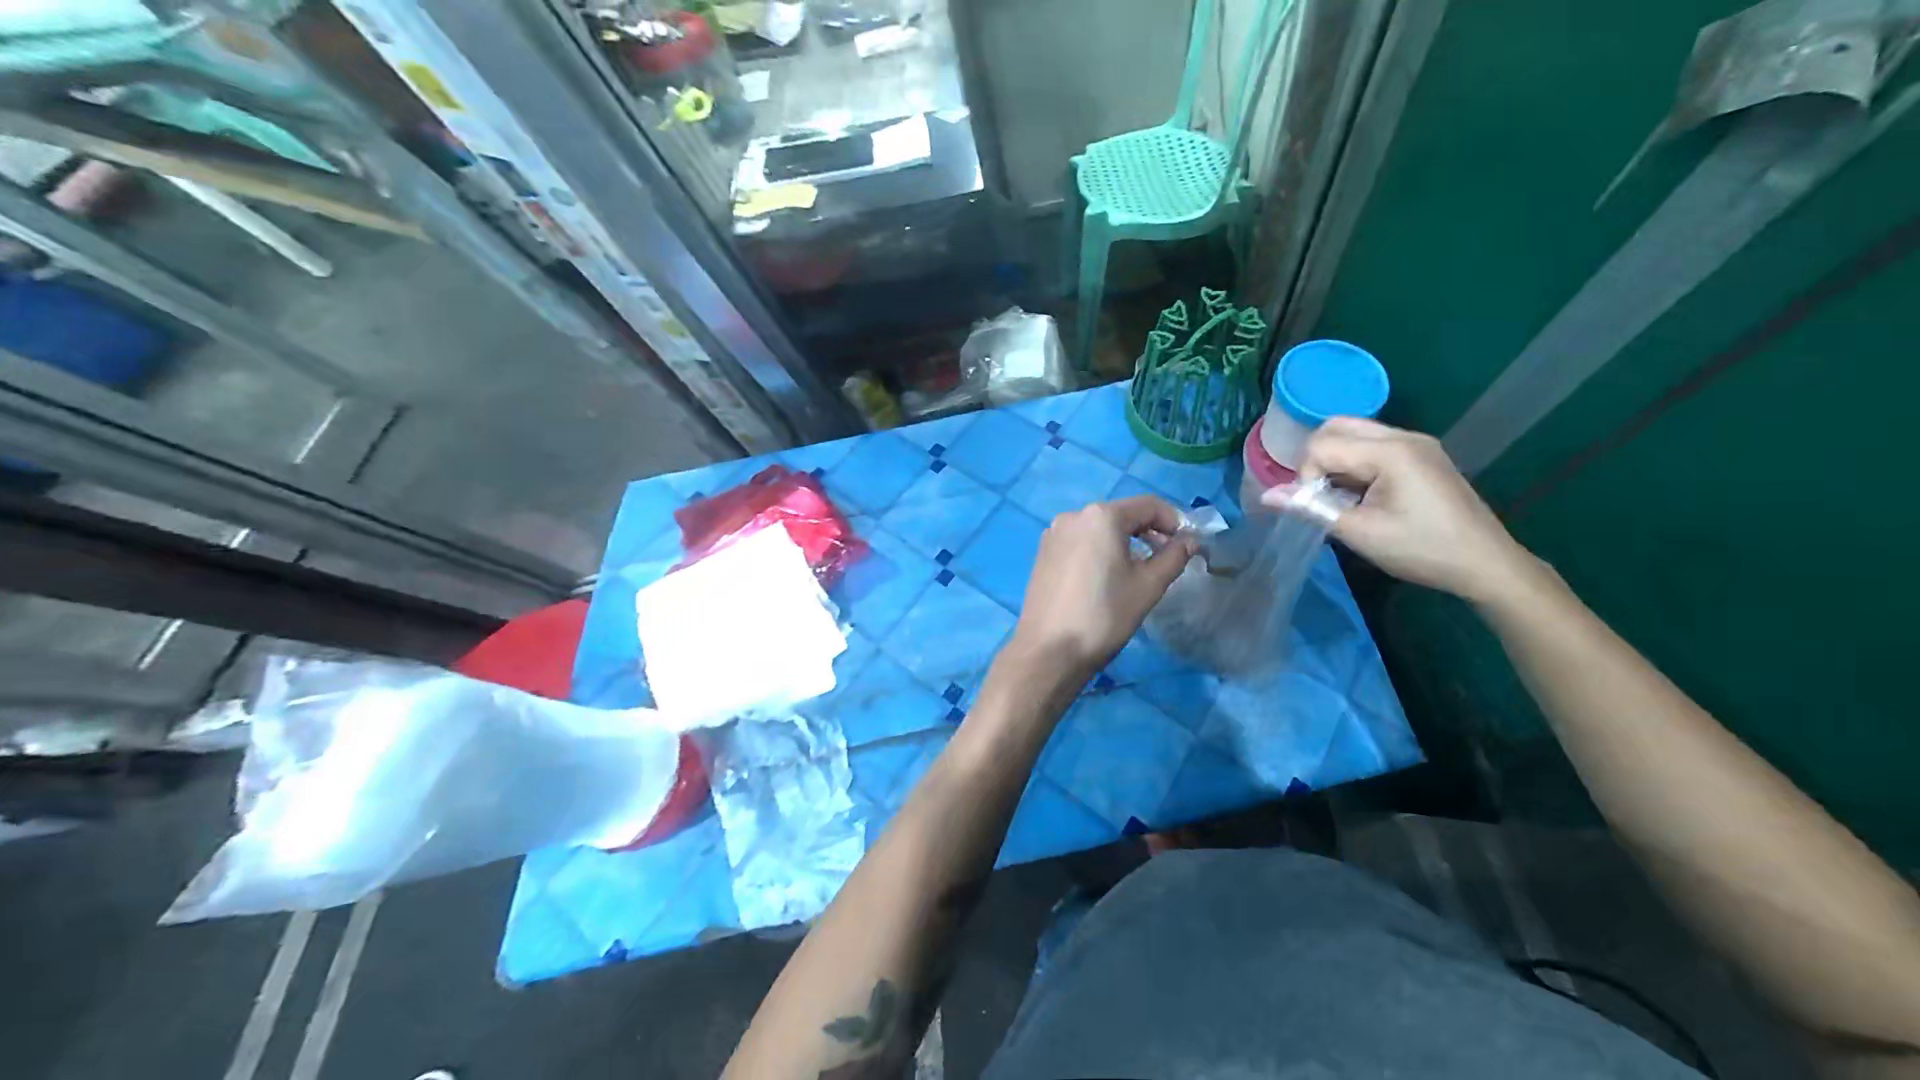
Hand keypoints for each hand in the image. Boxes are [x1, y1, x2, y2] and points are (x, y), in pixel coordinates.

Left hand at [1006, 495, 1195, 680]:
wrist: (1049, 650)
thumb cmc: (1104, 615)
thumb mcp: (1148, 585)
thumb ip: (1174, 556)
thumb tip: (1190, 540)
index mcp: (1101, 516)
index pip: (1149, 505)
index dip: (1174, 522)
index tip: (1188, 546)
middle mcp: (1073, 515)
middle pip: (1122, 514)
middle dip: (1149, 531)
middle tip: (1168, 558)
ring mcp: (1053, 534)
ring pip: (1099, 529)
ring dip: (1125, 541)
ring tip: (1140, 570)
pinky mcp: (1043, 553)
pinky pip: (1080, 542)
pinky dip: (1100, 550)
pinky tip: (1107, 577)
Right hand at [1266, 417, 1540, 605]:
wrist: (1485, 564)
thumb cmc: (1421, 549)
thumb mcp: (1360, 532)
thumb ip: (1312, 509)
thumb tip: (1267, 497)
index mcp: (1391, 452)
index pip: (1322, 445)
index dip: (1307, 475)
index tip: (1318, 506)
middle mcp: (1404, 437)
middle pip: (1336, 426)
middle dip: (1317, 459)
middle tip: (1322, 495)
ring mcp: (1416, 444)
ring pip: (1354, 433)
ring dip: (1335, 461)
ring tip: (1341, 498)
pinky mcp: (1421, 456)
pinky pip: (1373, 445)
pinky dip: (1355, 464)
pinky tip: (1361, 495)